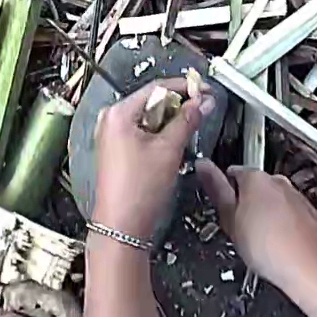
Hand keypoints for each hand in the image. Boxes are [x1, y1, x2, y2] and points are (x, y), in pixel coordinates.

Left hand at [91, 77, 209, 237]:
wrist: (121, 229)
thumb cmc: (138, 190)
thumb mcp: (169, 150)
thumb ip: (188, 120)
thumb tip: (202, 102)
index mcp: (119, 113)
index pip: (157, 88)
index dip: (184, 87)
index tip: (204, 90)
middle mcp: (112, 119)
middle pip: (152, 101)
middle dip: (179, 105)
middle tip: (203, 109)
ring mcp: (114, 135)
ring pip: (150, 117)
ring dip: (172, 121)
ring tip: (191, 128)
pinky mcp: (119, 150)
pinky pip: (144, 132)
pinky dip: (161, 134)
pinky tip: (175, 143)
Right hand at [195, 162, 316, 295]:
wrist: (312, 271)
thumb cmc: (270, 248)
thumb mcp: (230, 221)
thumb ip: (216, 190)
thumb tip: (203, 165)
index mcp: (255, 178)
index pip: (232, 173)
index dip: (225, 193)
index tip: (225, 212)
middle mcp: (279, 181)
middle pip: (255, 188)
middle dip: (247, 206)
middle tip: (241, 231)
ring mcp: (298, 198)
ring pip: (275, 203)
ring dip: (268, 218)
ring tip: (263, 245)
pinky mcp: (313, 215)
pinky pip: (293, 218)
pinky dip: (287, 228)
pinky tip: (282, 249)